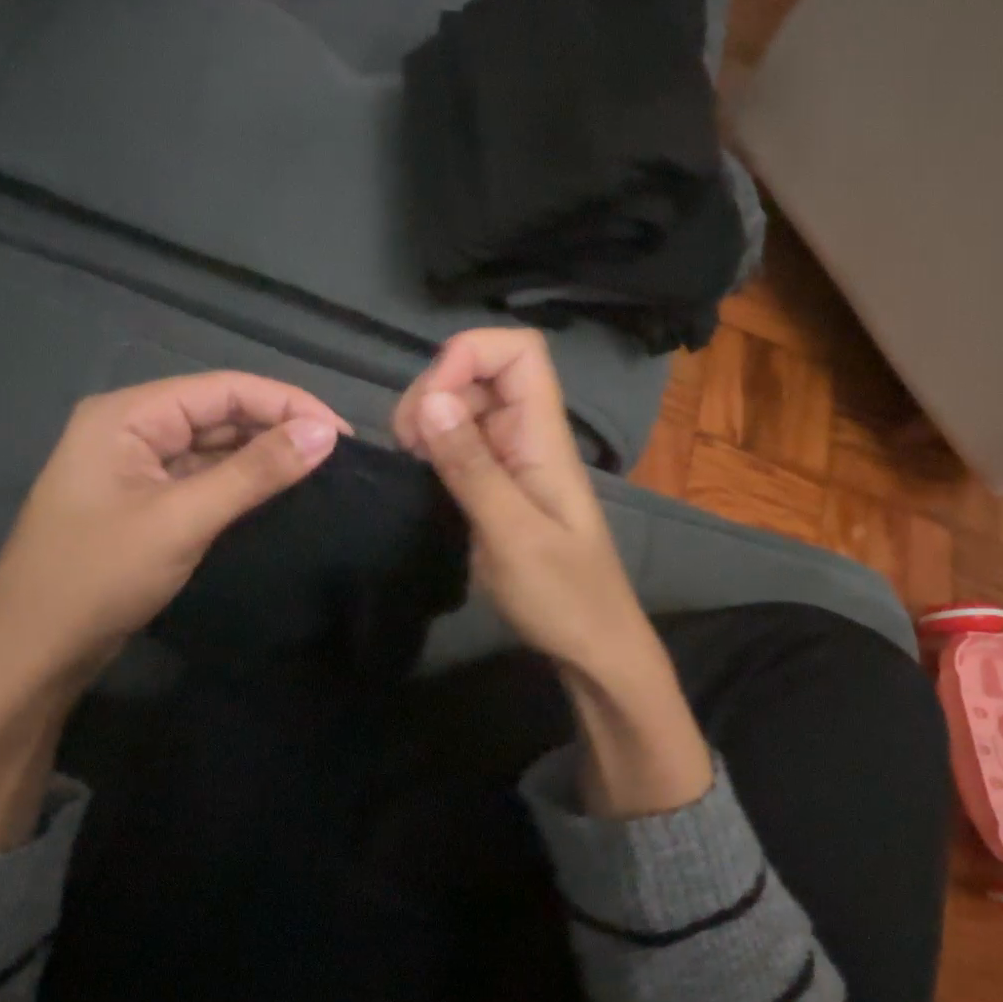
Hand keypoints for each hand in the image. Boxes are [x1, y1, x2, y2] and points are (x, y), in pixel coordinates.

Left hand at [0, 372, 347, 851]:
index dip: (287, 404)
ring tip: (320, 474)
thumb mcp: (182, 520)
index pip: (223, 388)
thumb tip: (324, 434)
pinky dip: (238, 484)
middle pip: (218, 413)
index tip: (342, 435)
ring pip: (211, 447)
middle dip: (276, 428)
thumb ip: (254, 472)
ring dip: (260, 457)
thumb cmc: (97, 577)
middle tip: (338, 458)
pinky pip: (199, 479)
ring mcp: (133, 468)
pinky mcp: (141, 504)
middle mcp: (130, 429)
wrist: (29, 655)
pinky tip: (276, 496)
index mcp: (128, 415)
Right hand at [395, 330, 711, 816]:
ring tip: (410, 462)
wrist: (593, 649)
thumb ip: (471, 467)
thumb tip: (430, 400)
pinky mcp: (493, 488)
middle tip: (409, 445)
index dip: (471, 354)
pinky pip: (457, 446)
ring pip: (462, 408)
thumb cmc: (564, 595)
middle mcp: (526, 437)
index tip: (432, 401)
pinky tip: (418, 477)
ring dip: (427, 421)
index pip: (519, 352)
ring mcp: (509, 461)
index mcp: (543, 436)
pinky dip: (431, 450)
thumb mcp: (513, 534)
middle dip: (434, 390)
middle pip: (479, 373)